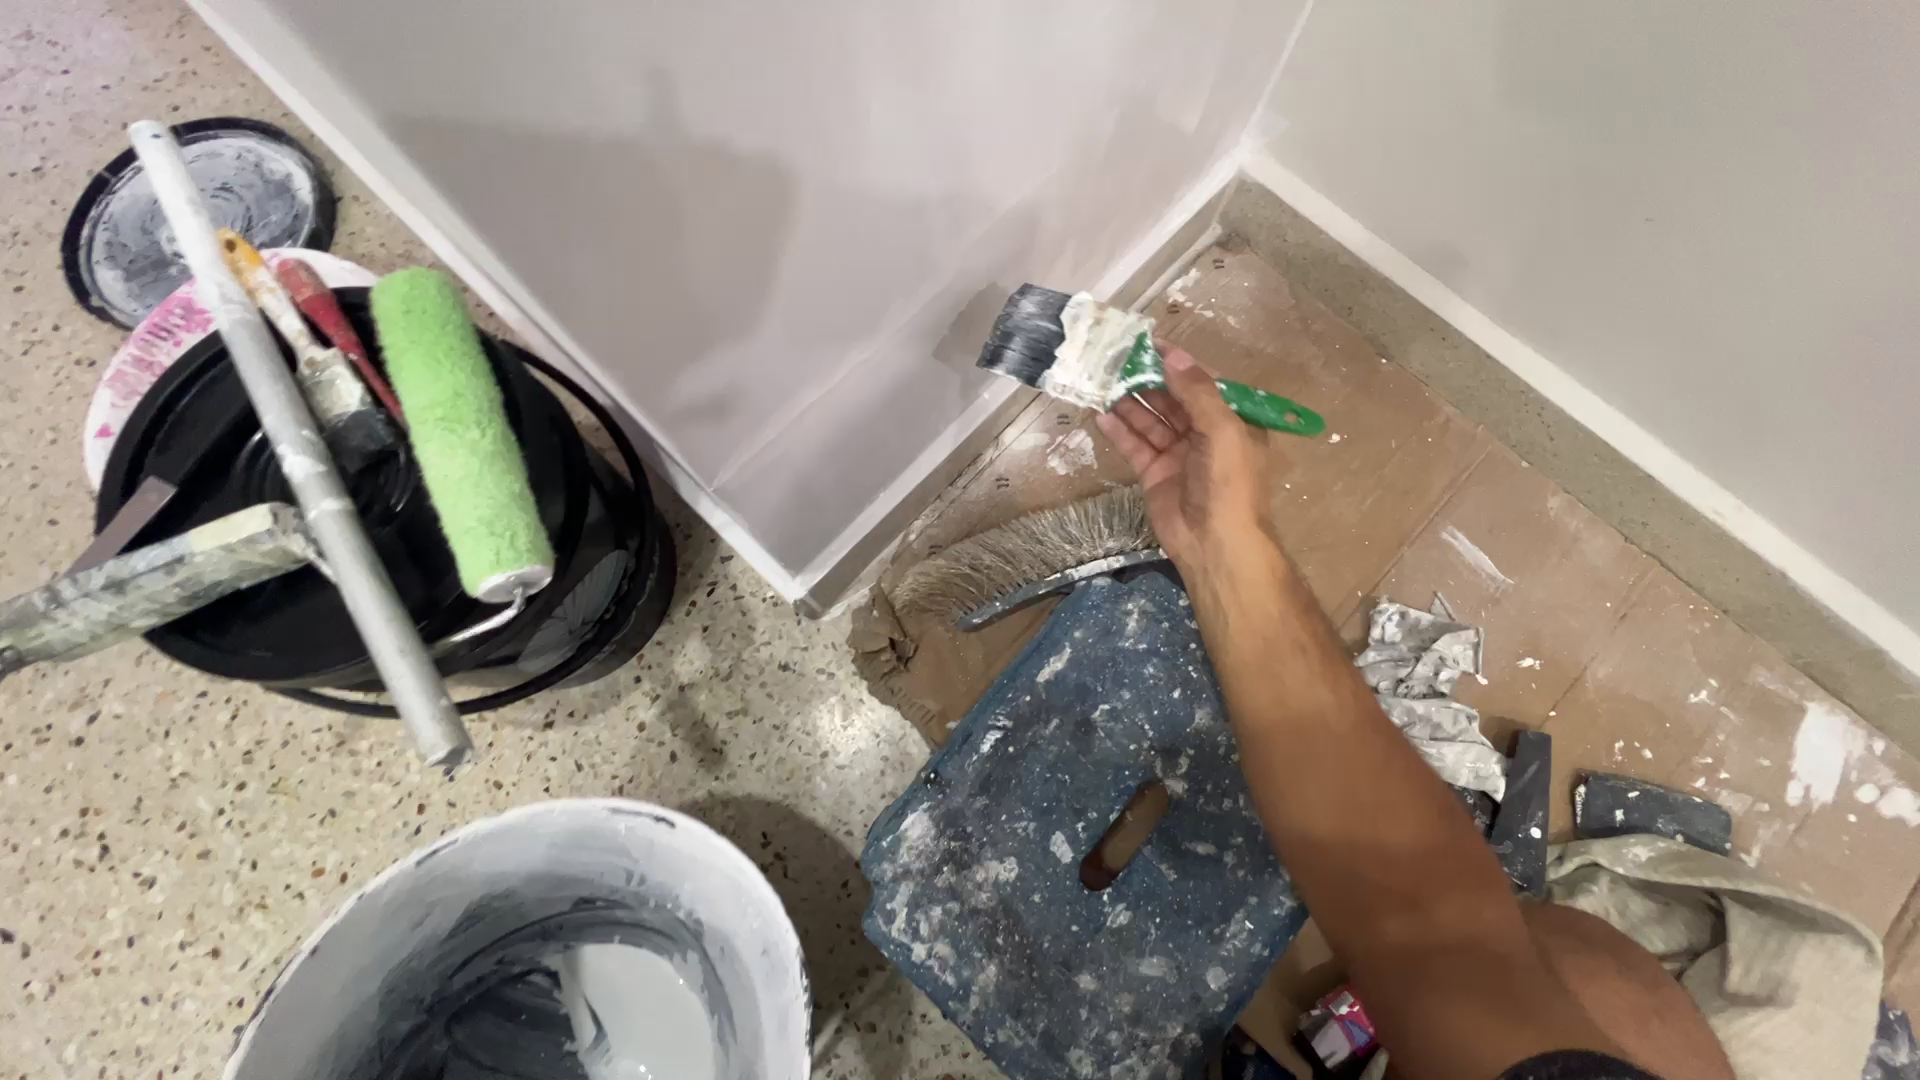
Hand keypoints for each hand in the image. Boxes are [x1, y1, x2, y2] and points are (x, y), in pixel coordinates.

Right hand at [1093, 344, 1277, 579]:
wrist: (1215, 542)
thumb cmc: (1228, 482)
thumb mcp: (1222, 430)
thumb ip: (1197, 392)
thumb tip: (1173, 356)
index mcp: (1231, 421)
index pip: (1202, 384)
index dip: (1178, 364)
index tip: (1151, 344)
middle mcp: (1204, 435)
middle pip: (1172, 400)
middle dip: (1148, 381)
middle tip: (1118, 361)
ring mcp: (1177, 455)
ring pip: (1151, 422)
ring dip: (1130, 403)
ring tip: (1104, 383)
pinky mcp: (1154, 475)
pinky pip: (1135, 447)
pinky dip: (1120, 432)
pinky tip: (1102, 416)